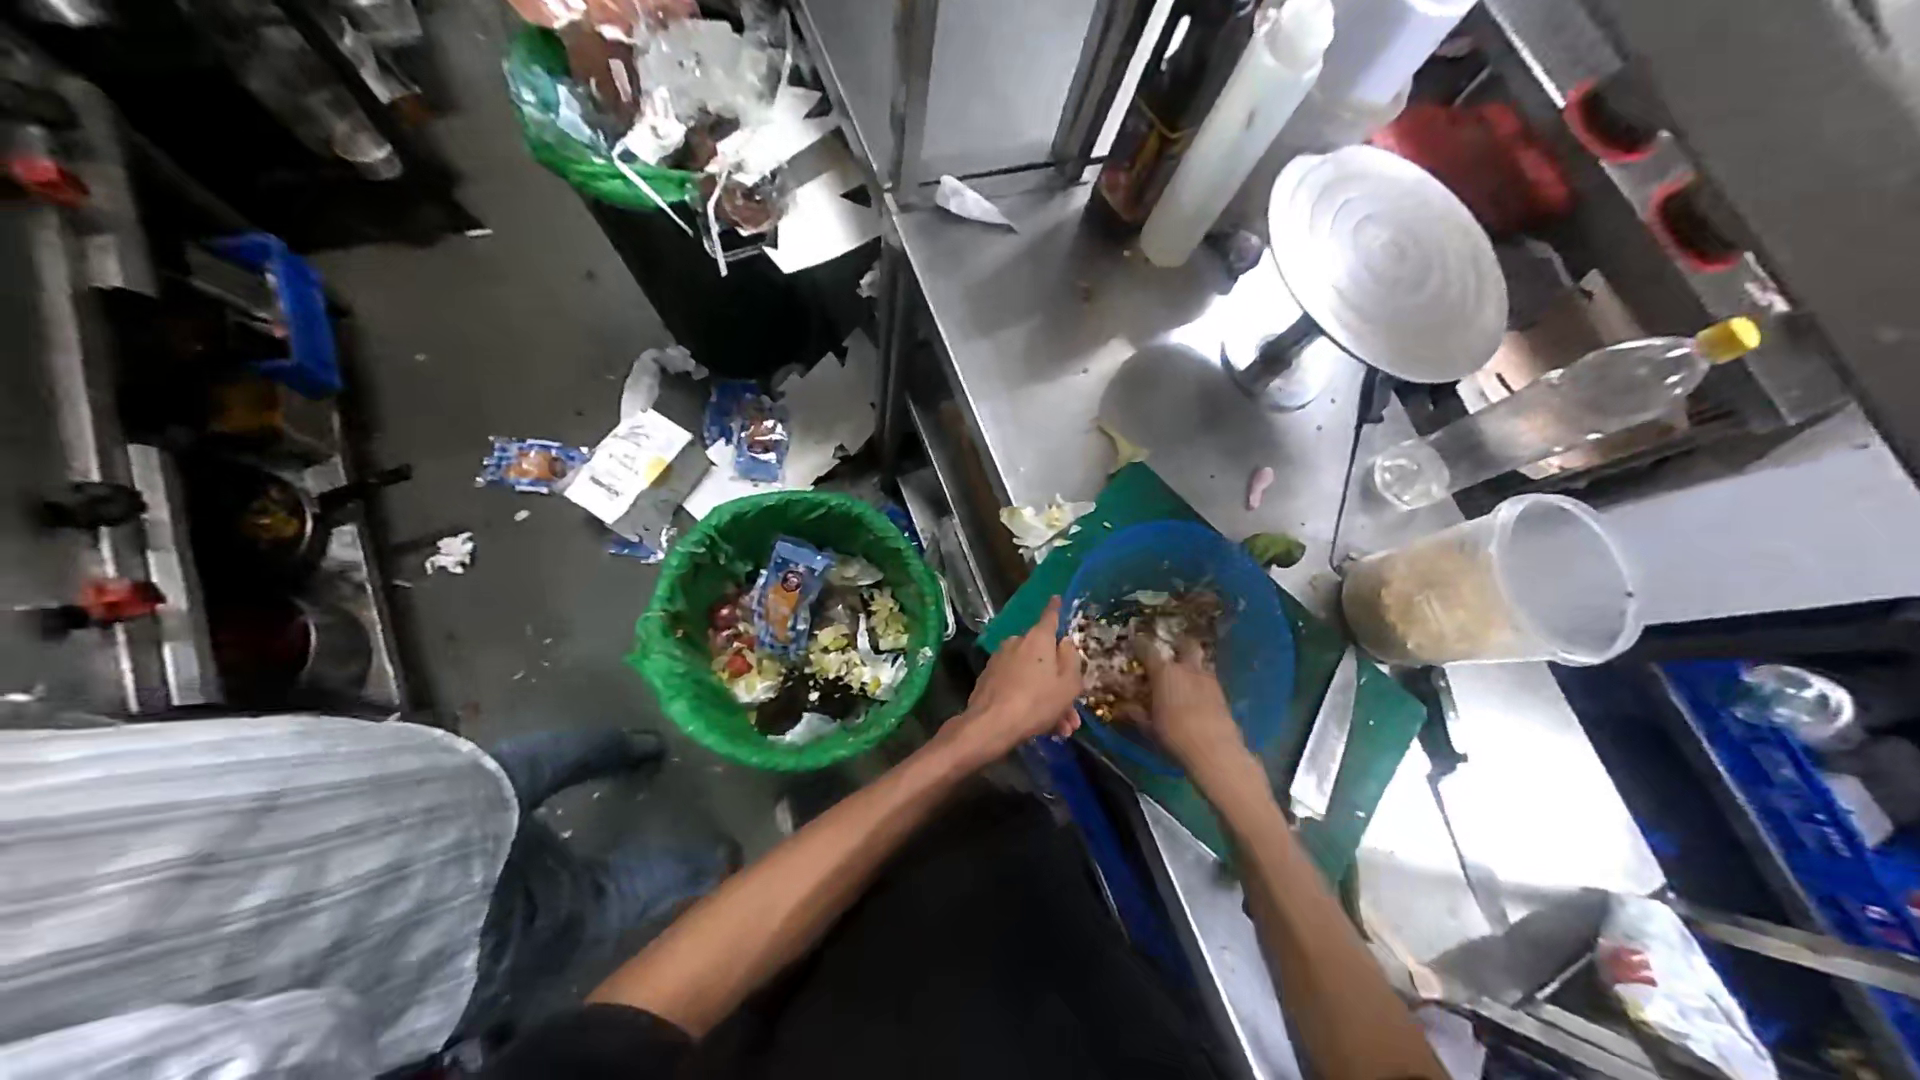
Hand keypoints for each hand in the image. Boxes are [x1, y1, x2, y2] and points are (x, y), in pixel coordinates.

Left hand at [940, 597, 1082, 766]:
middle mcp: (1016, 643)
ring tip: (1059, 728)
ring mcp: (1000, 660)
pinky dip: (1029, 700)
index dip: (1055, 608)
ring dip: (1047, 698)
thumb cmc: (1037, 701)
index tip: (1056, 598)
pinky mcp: (989, 678)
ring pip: (1032, 676)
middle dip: (1059, 682)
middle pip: (1044, 657)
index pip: (1050, 616)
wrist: (992, 724)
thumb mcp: (1068, 683)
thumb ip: (1071, 658)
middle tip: (1070, 711)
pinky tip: (1039, 727)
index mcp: (1038, 638)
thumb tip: (1064, 642)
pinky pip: (1017, 685)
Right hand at [1131, 637, 1249, 775]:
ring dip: (1192, 667)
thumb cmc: (1173, 735)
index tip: (1135, 643)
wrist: (1214, 750)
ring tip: (1184, 681)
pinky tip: (1197, 699)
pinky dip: (1200, 684)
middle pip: (1186, 645)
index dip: (1140, 644)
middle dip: (1179, 646)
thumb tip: (1124, 707)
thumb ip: (1136, 713)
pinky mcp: (1223, 693)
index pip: (1148, 649)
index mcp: (1164, 672)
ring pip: (1199, 663)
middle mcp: (1187, 669)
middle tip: (1171, 655)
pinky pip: (1208, 680)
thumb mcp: (1148, 726)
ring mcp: (1208, 679)